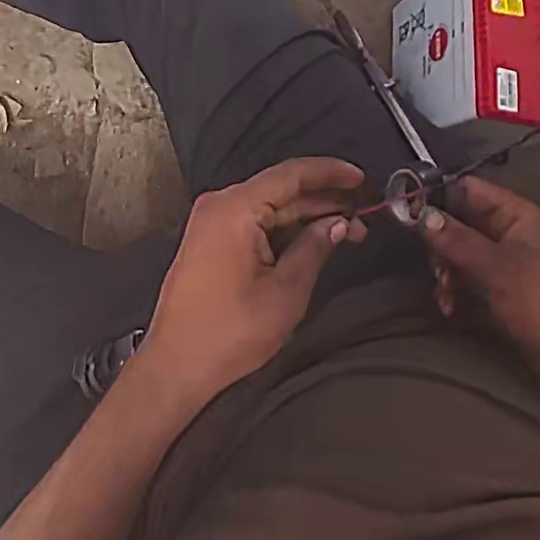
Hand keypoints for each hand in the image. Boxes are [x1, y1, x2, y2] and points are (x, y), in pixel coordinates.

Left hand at [138, 157, 367, 397]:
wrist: (175, 366)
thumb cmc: (229, 333)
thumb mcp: (285, 290)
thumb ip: (314, 247)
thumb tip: (338, 223)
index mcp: (235, 208)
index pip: (291, 174)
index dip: (331, 172)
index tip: (361, 178)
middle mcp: (220, 205)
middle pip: (282, 189)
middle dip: (325, 200)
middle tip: (363, 212)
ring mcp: (212, 221)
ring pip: (271, 206)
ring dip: (308, 215)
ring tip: (347, 229)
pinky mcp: (211, 239)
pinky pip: (255, 221)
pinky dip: (286, 228)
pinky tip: (314, 239)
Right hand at [420, 176, 539, 361]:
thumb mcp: (495, 268)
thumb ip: (456, 240)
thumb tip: (421, 216)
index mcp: (514, 213)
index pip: (466, 188)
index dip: (436, 195)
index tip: (406, 211)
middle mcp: (507, 228)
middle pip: (457, 219)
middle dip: (439, 243)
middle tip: (434, 268)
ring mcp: (503, 254)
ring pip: (458, 248)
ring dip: (445, 270)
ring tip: (444, 296)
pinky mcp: (499, 279)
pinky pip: (467, 272)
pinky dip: (455, 286)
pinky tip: (450, 306)